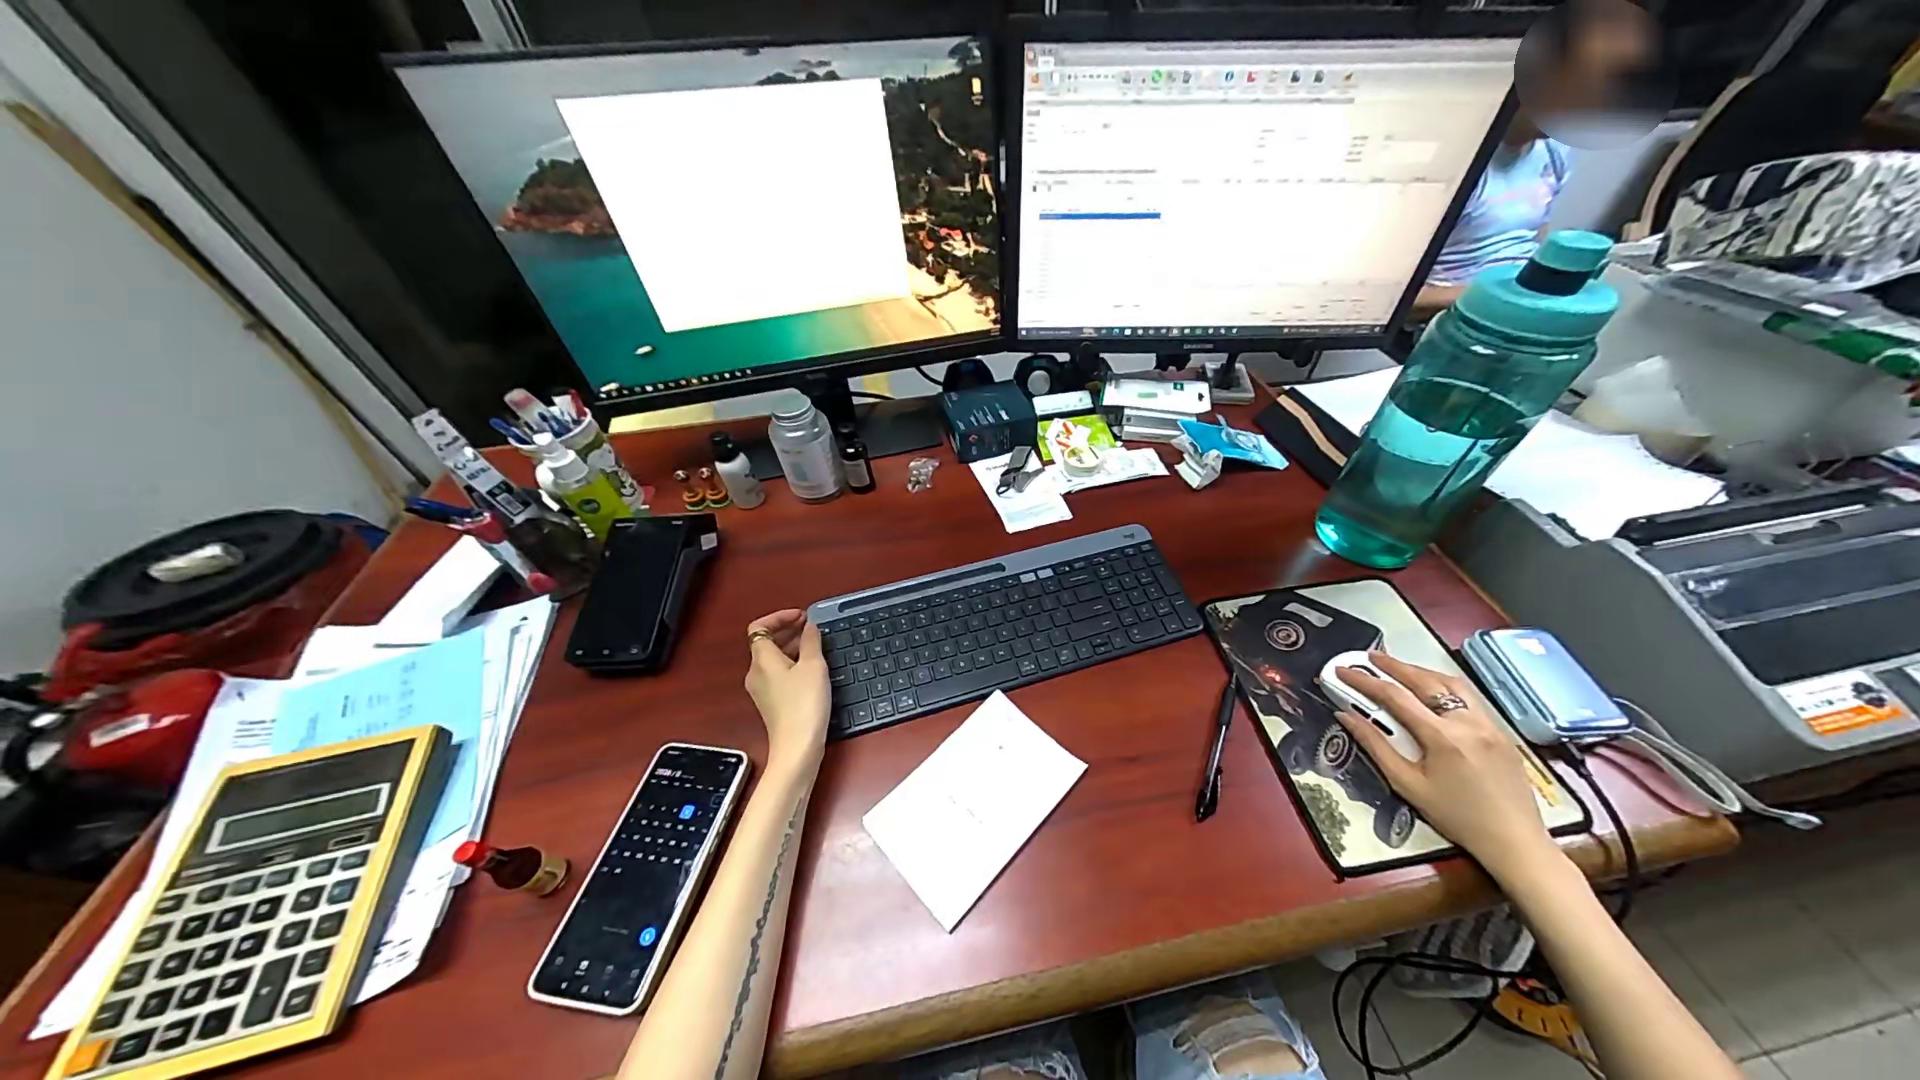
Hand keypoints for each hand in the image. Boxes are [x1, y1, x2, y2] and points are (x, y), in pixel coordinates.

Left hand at [744, 610, 829, 769]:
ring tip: (815, 644)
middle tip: (811, 627)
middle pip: (765, 642)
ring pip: (772, 658)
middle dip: (788, 630)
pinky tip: (811, 668)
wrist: (797, 747)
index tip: (801, 616)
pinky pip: (777, 673)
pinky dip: (791, 663)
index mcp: (762, 660)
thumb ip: (811, 641)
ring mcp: (761, 689)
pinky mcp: (770, 702)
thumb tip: (810, 626)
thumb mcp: (814, 666)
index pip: (760, 626)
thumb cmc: (804, 704)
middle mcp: (756, 673)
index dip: (779, 617)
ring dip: (791, 646)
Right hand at [1335, 651, 1562, 880]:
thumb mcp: (1407, 784)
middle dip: (1394, 666)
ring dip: (1421, 671)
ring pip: (1452, 684)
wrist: (1515, 842)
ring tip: (1399, 667)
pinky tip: (1432, 690)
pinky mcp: (1502, 732)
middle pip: (1425, 681)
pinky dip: (1444, 685)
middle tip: (1370, 658)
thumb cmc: (1456, 817)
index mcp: (1443, 737)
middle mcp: (1469, 723)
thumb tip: (1346, 716)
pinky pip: (1469, 698)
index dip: (1364, 681)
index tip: (1343, 671)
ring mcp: (1490, 725)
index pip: (1395, 697)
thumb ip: (1375, 746)